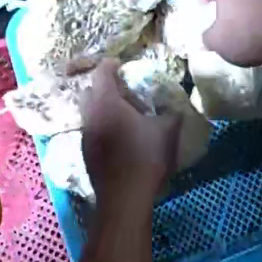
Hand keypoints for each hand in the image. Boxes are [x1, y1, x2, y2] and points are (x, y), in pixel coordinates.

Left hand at [79, 61, 176, 202]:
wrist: (124, 197)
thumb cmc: (146, 157)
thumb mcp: (167, 131)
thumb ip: (171, 113)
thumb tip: (177, 104)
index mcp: (106, 102)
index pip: (103, 72)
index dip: (113, 64)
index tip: (123, 65)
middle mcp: (90, 115)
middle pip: (90, 91)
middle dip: (104, 87)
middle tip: (124, 90)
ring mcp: (85, 136)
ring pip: (90, 113)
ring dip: (103, 109)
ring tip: (124, 115)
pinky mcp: (86, 154)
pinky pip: (93, 131)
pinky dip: (103, 127)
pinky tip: (120, 138)